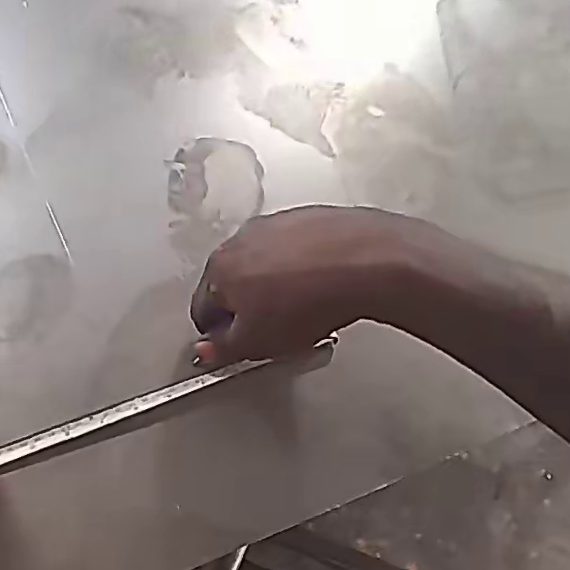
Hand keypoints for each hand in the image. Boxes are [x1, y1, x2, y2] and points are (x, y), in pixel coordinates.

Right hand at [190, 206, 437, 365]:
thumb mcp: (258, 342)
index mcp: (220, 268)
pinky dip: (302, 271)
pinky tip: (320, 289)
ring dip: (274, 289)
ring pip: (264, 266)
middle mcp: (243, 238)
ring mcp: (277, 224)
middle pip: (232, 284)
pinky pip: (296, 252)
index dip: (217, 335)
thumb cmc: (311, 299)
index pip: (202, 309)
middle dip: (246, 309)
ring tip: (301, 312)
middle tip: (270, 332)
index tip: (234, 345)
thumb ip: (224, 349)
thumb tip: (208, 350)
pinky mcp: (309, 219)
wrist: (366, 262)